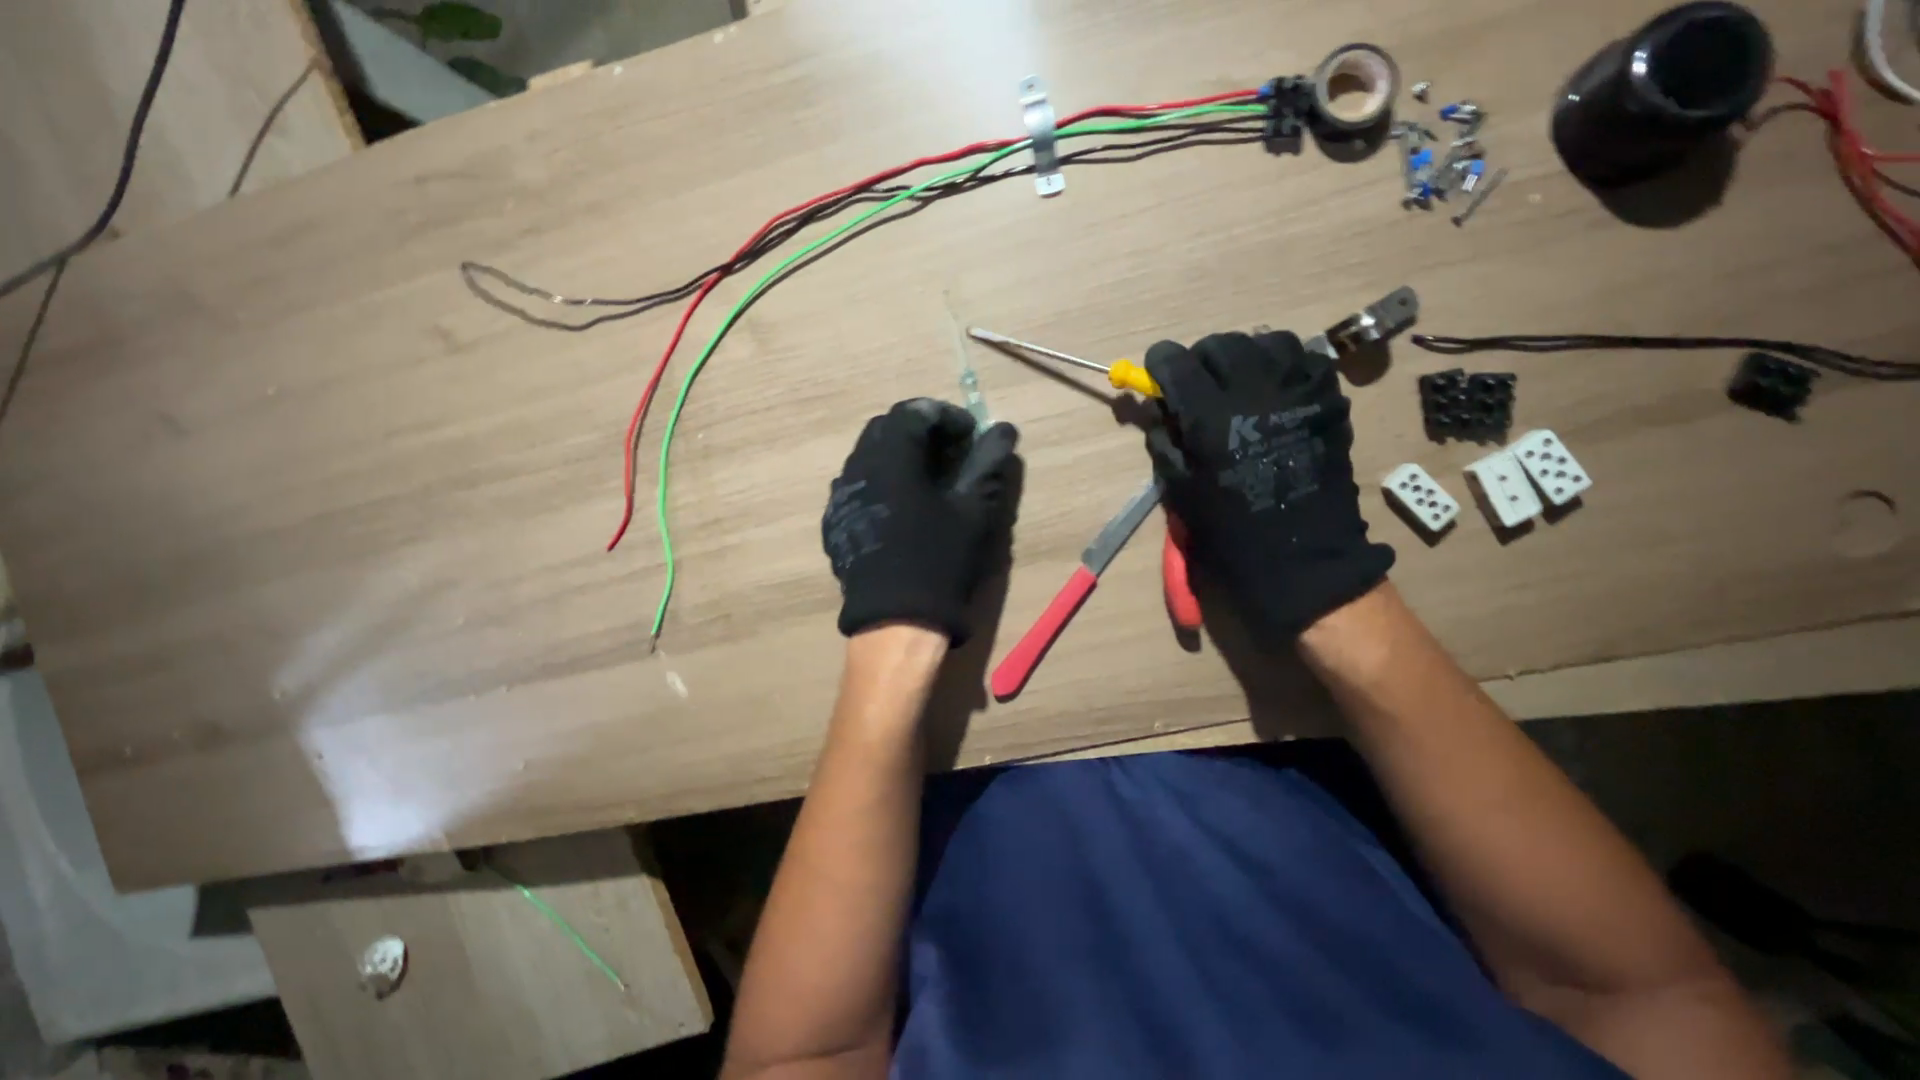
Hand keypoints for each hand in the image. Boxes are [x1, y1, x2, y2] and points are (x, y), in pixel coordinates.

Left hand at [822, 399, 1019, 643]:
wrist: (894, 621)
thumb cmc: (939, 559)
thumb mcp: (973, 509)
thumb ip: (987, 463)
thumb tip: (1003, 431)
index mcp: (890, 456)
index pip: (914, 412)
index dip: (947, 417)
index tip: (971, 436)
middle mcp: (856, 467)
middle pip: (886, 429)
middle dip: (920, 432)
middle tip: (952, 454)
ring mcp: (840, 497)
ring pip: (868, 457)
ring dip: (899, 457)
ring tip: (929, 482)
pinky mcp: (834, 523)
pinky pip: (858, 487)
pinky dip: (883, 483)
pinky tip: (903, 511)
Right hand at [1144, 331, 1392, 640]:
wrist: (1303, 561)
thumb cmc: (1231, 536)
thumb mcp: (1180, 491)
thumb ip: (1165, 441)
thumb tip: (1160, 407)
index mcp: (1210, 419)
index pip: (1176, 362)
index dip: (1161, 365)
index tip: (1160, 376)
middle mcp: (1254, 393)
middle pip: (1221, 345)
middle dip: (1203, 360)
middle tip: (1200, 385)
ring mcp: (1298, 393)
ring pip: (1267, 342)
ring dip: (1247, 356)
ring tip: (1242, 382)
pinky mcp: (1329, 402)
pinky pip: (1307, 361)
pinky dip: (1287, 366)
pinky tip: (1278, 391)